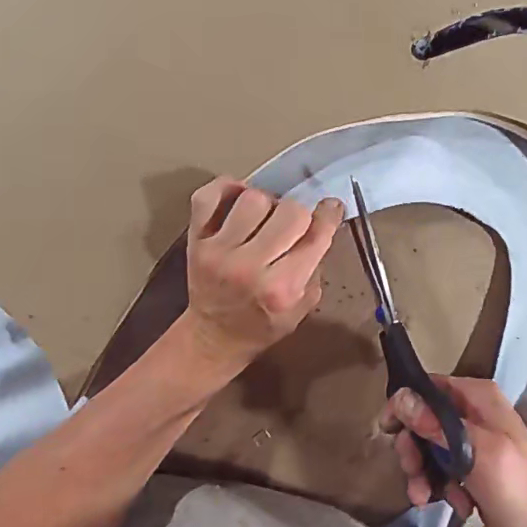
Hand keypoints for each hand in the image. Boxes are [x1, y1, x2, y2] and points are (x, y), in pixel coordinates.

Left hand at [180, 177, 341, 372]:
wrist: (215, 337)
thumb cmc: (263, 324)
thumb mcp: (302, 307)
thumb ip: (314, 266)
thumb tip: (322, 224)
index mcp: (282, 288)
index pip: (316, 236)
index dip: (328, 214)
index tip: (330, 207)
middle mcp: (250, 267)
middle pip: (290, 211)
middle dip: (298, 215)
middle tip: (292, 226)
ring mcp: (219, 251)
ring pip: (254, 198)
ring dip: (266, 204)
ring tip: (265, 218)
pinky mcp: (197, 240)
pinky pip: (209, 196)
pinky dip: (227, 188)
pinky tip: (240, 199)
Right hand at [379, 376, 526, 526]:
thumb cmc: (517, 485)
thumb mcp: (475, 451)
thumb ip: (437, 425)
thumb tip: (402, 398)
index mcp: (478, 396)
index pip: (429, 386)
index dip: (405, 405)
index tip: (388, 429)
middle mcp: (473, 412)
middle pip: (423, 419)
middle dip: (414, 449)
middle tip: (411, 470)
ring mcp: (472, 440)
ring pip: (428, 446)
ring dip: (423, 473)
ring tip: (425, 497)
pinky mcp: (470, 466)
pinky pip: (441, 468)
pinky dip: (440, 486)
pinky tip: (455, 503)